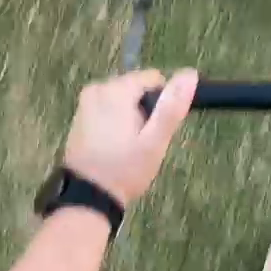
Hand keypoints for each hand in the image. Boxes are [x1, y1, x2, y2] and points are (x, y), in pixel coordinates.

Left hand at [62, 69, 198, 205]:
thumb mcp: (154, 142)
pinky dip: (115, 124)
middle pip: (136, 89)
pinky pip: (107, 110)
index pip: (153, 79)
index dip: (162, 104)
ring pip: (122, 101)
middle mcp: (97, 88)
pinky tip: (115, 148)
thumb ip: (171, 107)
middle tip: (143, 143)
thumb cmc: (125, 169)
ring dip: (131, 119)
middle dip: (144, 112)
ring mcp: (85, 103)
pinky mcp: (79, 117)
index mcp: (115, 89)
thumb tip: (190, 74)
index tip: (156, 130)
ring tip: (129, 147)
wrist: (88, 196)